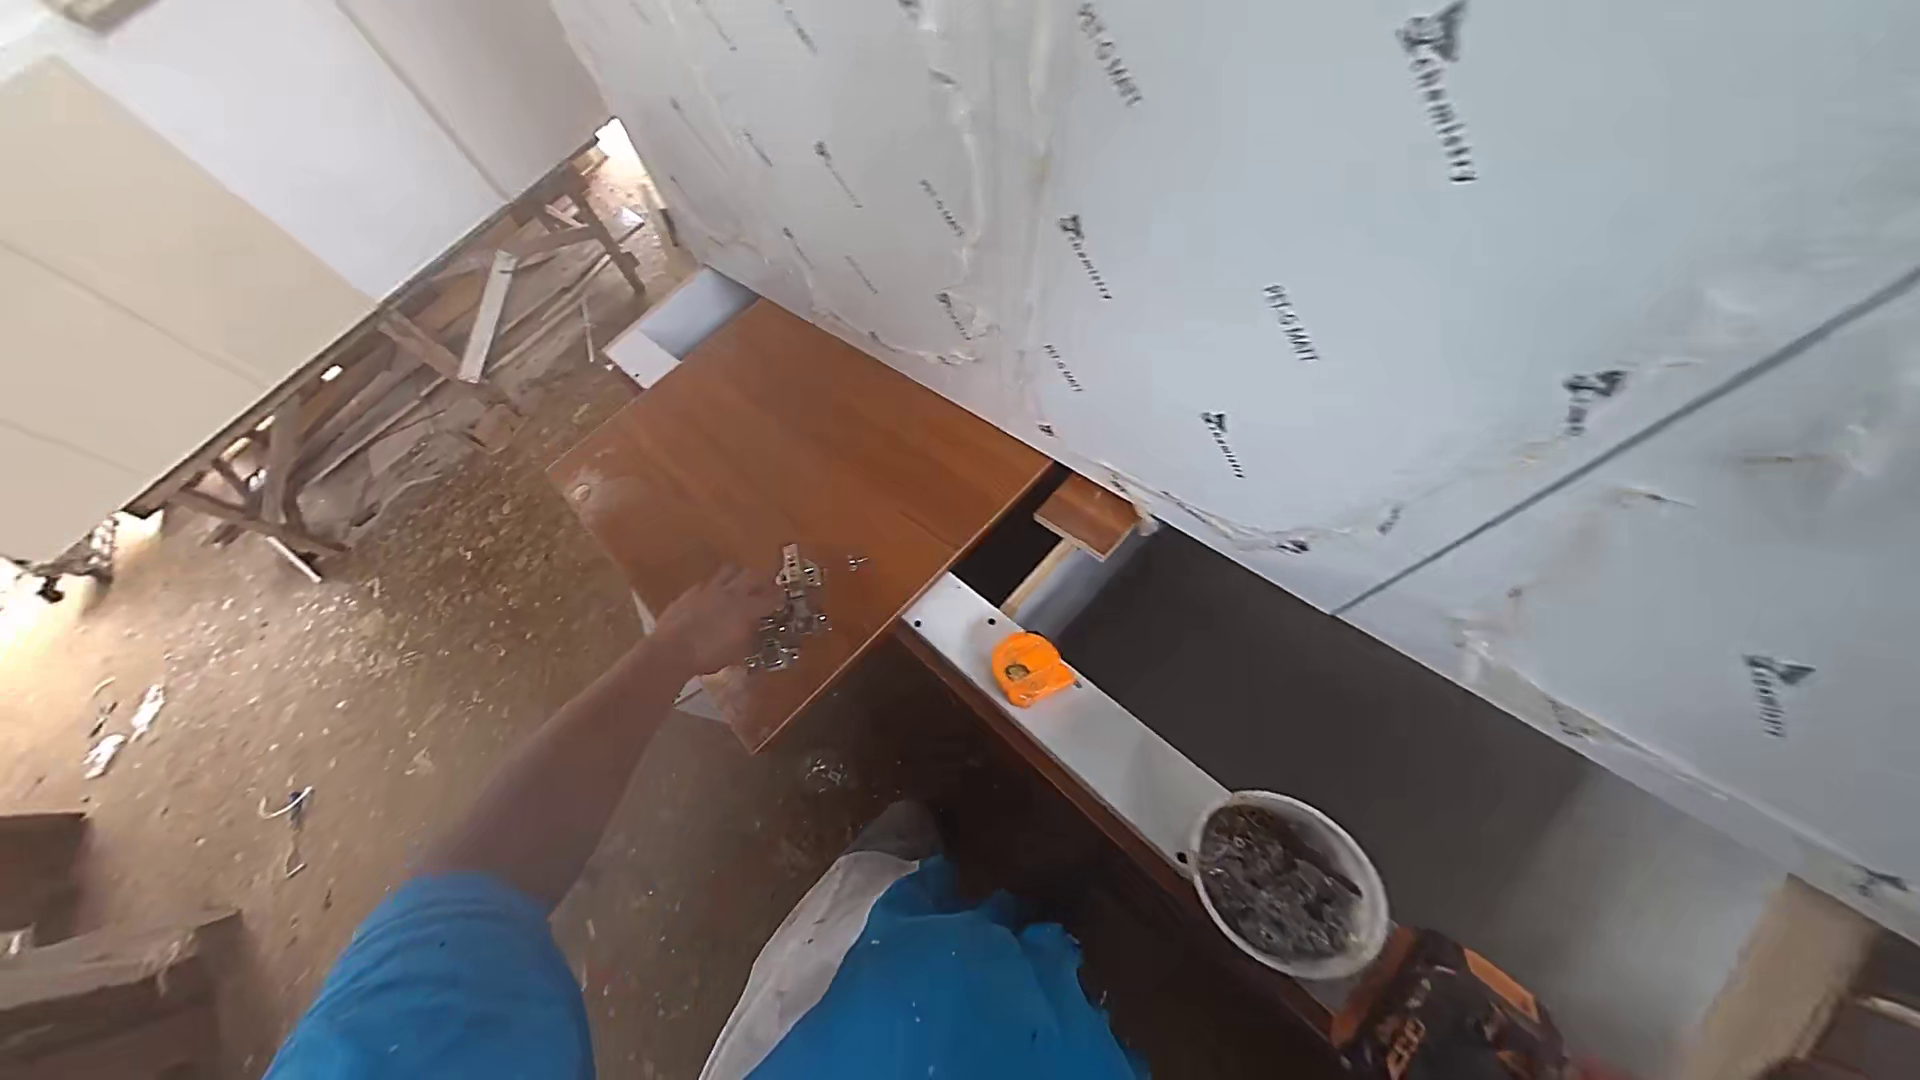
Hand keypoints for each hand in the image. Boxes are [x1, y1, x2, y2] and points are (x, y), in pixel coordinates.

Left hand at [648, 565, 780, 675]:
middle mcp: (731, 593)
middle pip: (753, 575)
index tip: (782, 599)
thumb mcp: (738, 653)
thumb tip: (754, 630)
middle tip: (764, 588)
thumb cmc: (708, 657)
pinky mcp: (690, 592)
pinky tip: (712, 597)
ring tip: (740, 585)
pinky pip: (707, 582)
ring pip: (730, 570)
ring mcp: (709, 590)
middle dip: (762, 580)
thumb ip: (749, 636)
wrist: (670, 651)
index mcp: (747, 609)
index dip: (779, 597)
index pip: (771, 597)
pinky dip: (715, 587)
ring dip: (739, 576)